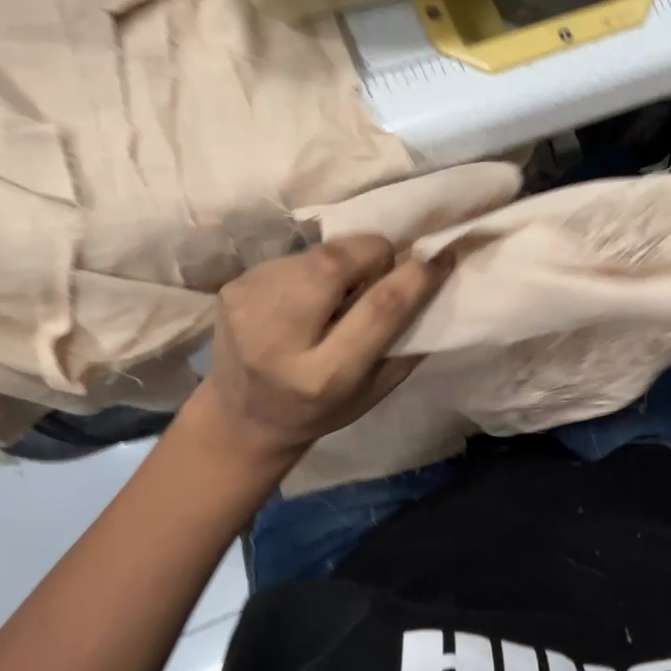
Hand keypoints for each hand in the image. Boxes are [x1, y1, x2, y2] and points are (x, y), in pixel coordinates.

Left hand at [196, 236, 449, 465]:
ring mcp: (248, 309)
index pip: (380, 308)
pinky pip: (291, 258)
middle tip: (383, 264)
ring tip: (342, 285)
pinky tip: (307, 294)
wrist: (241, 418)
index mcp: (324, 375)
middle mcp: (279, 341)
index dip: (416, 276)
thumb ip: (406, 338)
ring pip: (315, 253)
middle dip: (373, 251)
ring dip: (343, 257)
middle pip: (335, 264)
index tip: (438, 257)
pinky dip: (313, 266)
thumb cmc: (323, 407)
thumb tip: (436, 279)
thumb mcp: (376, 389)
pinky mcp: (232, 290)